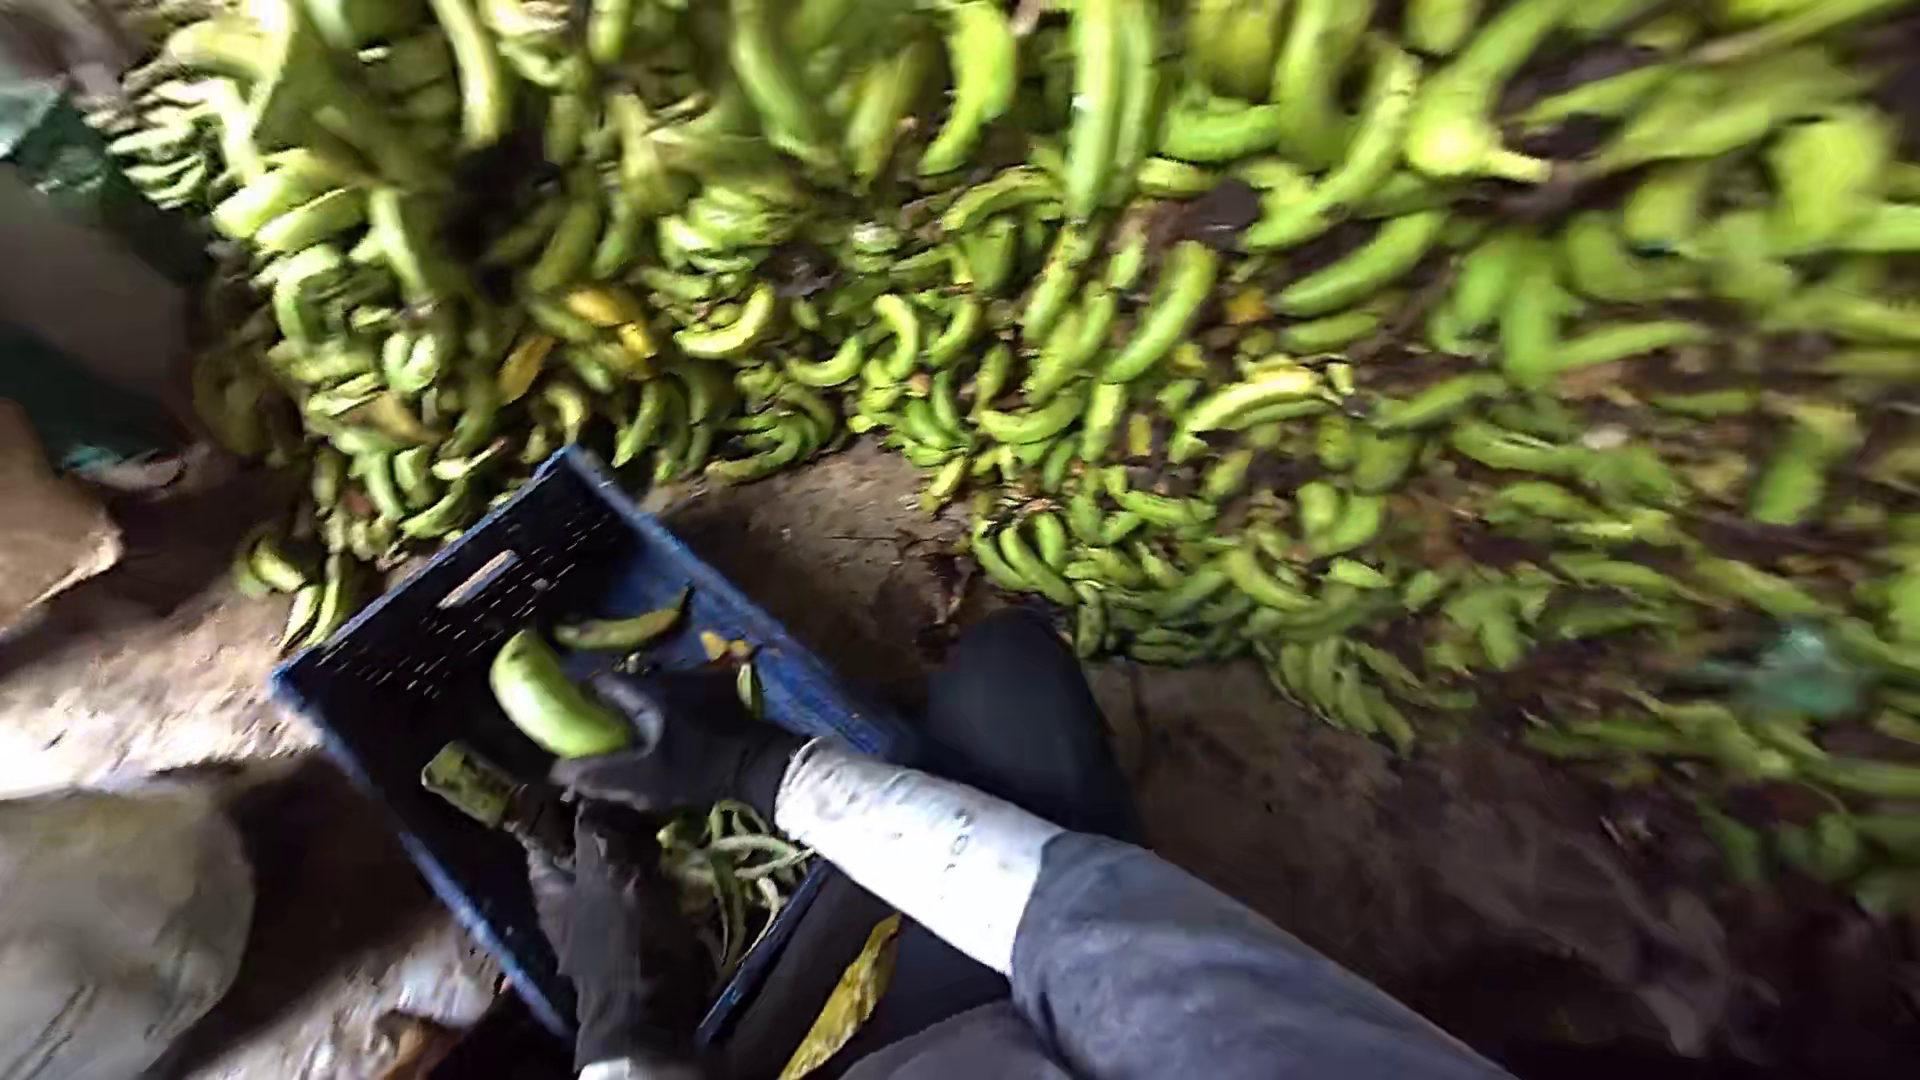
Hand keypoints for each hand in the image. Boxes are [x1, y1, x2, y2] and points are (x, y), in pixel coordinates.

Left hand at [526, 802, 710, 1071]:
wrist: (654, 1000)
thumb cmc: (626, 936)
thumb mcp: (609, 876)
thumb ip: (595, 832)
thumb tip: (585, 790)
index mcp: (549, 882)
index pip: (547, 827)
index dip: (567, 799)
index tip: (599, 771)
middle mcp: (567, 890)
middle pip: (584, 836)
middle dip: (609, 811)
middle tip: (641, 785)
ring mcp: (599, 903)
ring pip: (613, 850)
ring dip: (634, 829)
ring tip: (661, 802)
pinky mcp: (631, 911)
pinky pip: (636, 868)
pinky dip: (650, 850)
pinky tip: (673, 834)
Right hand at [552, 670, 806, 818]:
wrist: (758, 762)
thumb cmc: (697, 767)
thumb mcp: (640, 777)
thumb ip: (595, 773)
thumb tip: (557, 770)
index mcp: (649, 690)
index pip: (603, 681)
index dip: (582, 699)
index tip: (574, 723)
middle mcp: (672, 677)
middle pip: (630, 688)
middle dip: (613, 712)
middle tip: (604, 740)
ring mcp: (699, 682)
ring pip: (656, 694)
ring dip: (643, 714)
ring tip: (637, 744)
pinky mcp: (719, 694)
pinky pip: (681, 699)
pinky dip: (669, 715)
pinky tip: (671, 739)